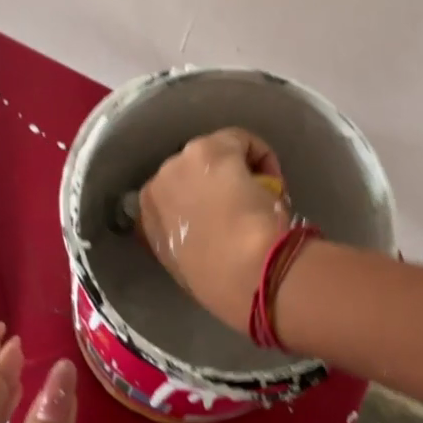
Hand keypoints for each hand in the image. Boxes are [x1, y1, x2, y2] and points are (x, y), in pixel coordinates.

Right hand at [136, 128, 290, 329]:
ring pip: (216, 151)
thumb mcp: (189, 268)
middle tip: (246, 205)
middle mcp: (158, 183)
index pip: (173, 197)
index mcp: (147, 218)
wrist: (244, 270)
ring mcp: (184, 162)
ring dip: (238, 168)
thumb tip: (210, 236)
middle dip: (217, 182)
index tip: (226, 218)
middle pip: (192, 170)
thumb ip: (189, 244)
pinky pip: (240, 141)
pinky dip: (261, 157)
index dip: (204, 203)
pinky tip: (275, 186)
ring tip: (263, 195)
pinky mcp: (214, 147)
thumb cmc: (221, 281)